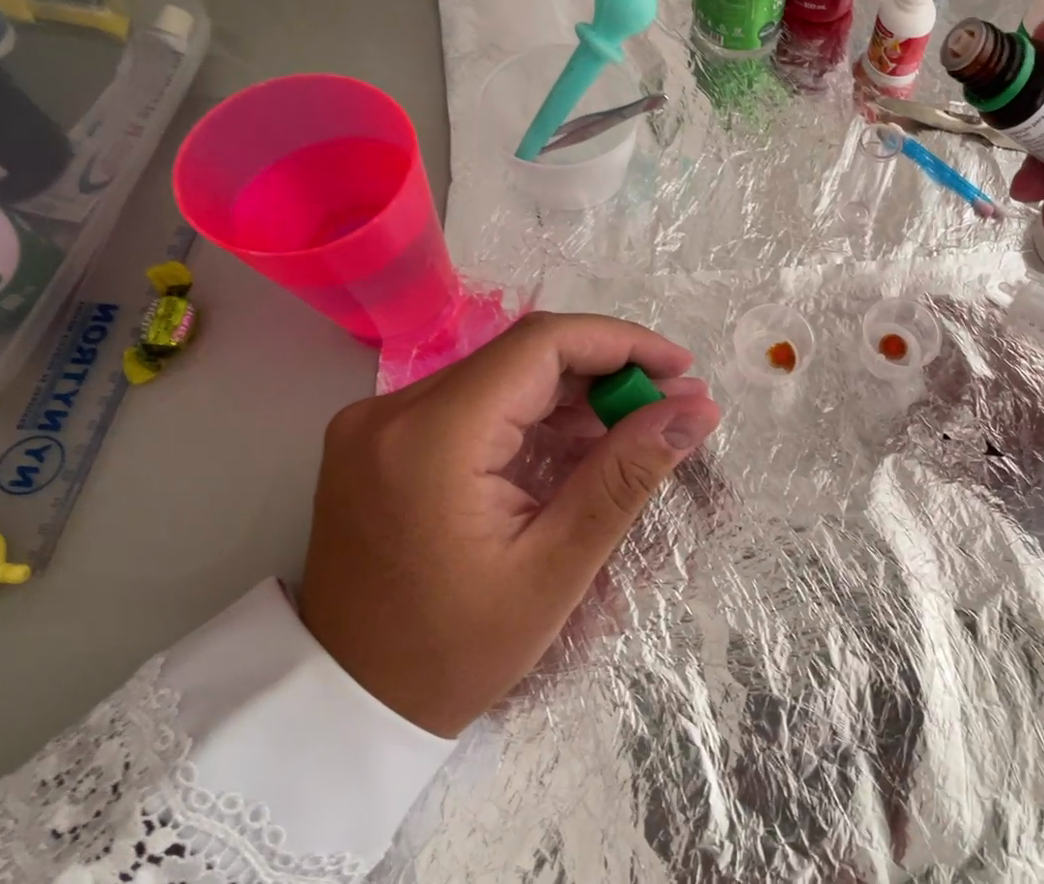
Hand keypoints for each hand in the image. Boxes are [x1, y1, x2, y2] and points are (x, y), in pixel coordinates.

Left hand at [298, 313, 721, 736]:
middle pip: (521, 355)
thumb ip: (626, 475)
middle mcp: (392, 410)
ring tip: (636, 427)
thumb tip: (696, 409)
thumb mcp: (556, 567)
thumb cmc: (454, 650)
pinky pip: (473, 403)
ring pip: (500, 375)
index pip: (541, 344)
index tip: (681, 371)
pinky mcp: (378, 442)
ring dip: (573, 393)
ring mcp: (377, 423)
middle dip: (606, 371)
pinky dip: (532, 414)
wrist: (346, 701)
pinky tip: (578, 444)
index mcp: (432, 437)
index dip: (623, 342)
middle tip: (671, 407)